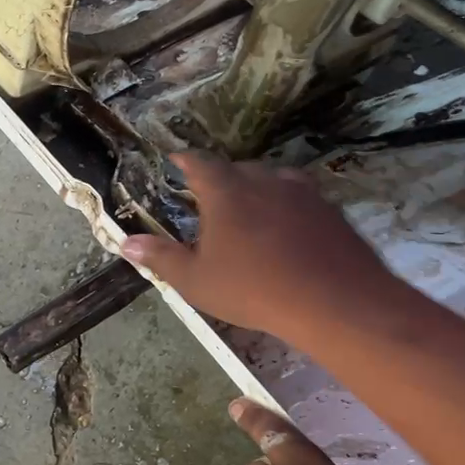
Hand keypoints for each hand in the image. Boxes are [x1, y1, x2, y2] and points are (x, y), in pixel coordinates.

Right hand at [119, 153, 394, 338]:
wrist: (338, 303)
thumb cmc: (253, 289)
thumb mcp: (195, 280)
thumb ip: (160, 257)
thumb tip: (126, 243)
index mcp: (227, 192)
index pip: (199, 162)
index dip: (183, 161)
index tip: (173, 162)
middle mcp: (266, 182)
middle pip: (238, 168)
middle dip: (220, 178)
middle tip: (206, 199)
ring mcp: (304, 194)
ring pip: (273, 180)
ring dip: (256, 190)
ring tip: (246, 213)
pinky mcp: (332, 212)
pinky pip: (300, 199)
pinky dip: (285, 208)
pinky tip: (282, 233)